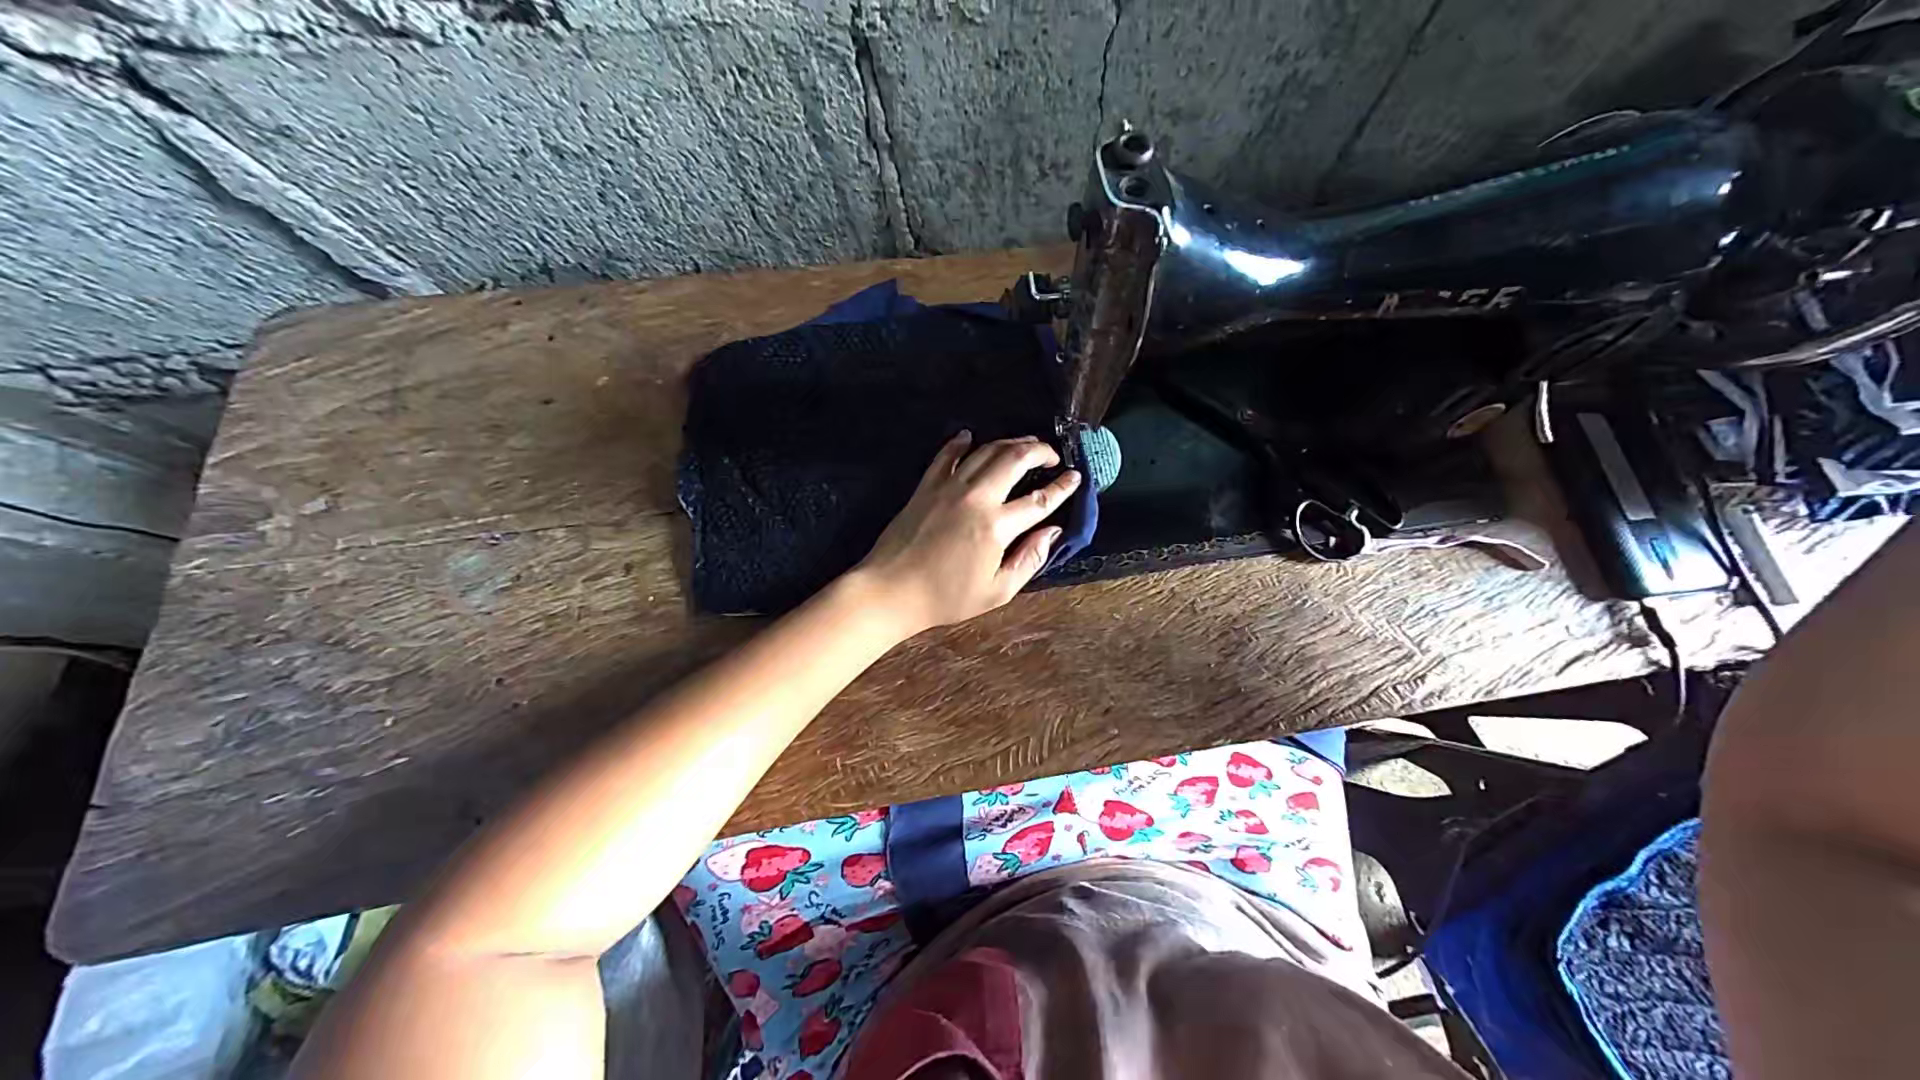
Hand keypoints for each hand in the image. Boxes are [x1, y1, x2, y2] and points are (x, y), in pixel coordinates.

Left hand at [850, 432, 1081, 638]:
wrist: (890, 590)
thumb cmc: (946, 598)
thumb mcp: (997, 591)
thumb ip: (1029, 559)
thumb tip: (1053, 532)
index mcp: (997, 526)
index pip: (1040, 500)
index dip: (1063, 487)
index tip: (1076, 477)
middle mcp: (976, 497)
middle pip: (1015, 460)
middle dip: (1040, 451)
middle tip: (1052, 454)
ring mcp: (949, 487)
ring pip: (986, 451)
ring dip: (1010, 442)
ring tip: (1025, 444)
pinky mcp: (926, 486)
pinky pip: (946, 455)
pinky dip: (960, 442)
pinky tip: (969, 436)